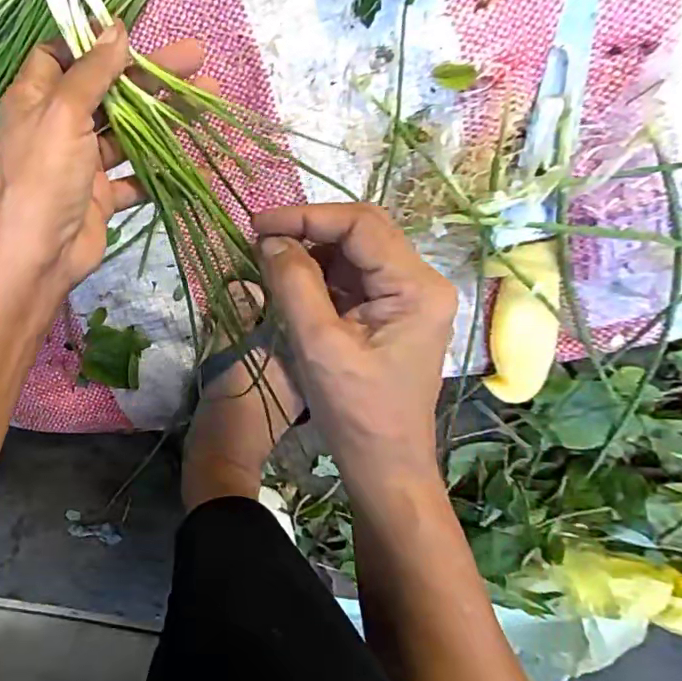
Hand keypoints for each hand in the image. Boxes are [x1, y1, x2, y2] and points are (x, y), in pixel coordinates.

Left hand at [0, 22, 203, 295]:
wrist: (37, 257)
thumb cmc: (43, 177)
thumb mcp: (63, 114)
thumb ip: (92, 72)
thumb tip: (114, 27)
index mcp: (36, 99)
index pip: (63, 56)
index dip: (95, 42)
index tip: (134, 34)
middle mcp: (59, 126)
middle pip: (109, 90)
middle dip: (150, 75)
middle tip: (196, 58)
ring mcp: (82, 162)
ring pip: (129, 131)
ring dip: (164, 116)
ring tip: (205, 99)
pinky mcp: (102, 194)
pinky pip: (137, 175)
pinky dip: (163, 167)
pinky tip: (197, 157)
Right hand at [253, 203, 457, 480]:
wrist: (385, 463)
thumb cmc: (356, 412)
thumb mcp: (319, 345)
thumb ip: (294, 284)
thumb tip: (271, 240)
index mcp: (416, 287)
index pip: (361, 225)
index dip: (307, 216)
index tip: (259, 223)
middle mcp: (422, 282)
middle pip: (363, 232)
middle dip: (310, 230)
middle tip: (262, 237)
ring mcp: (409, 297)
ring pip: (356, 252)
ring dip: (313, 252)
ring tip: (271, 263)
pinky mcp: (393, 312)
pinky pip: (354, 277)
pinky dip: (321, 274)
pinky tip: (292, 283)